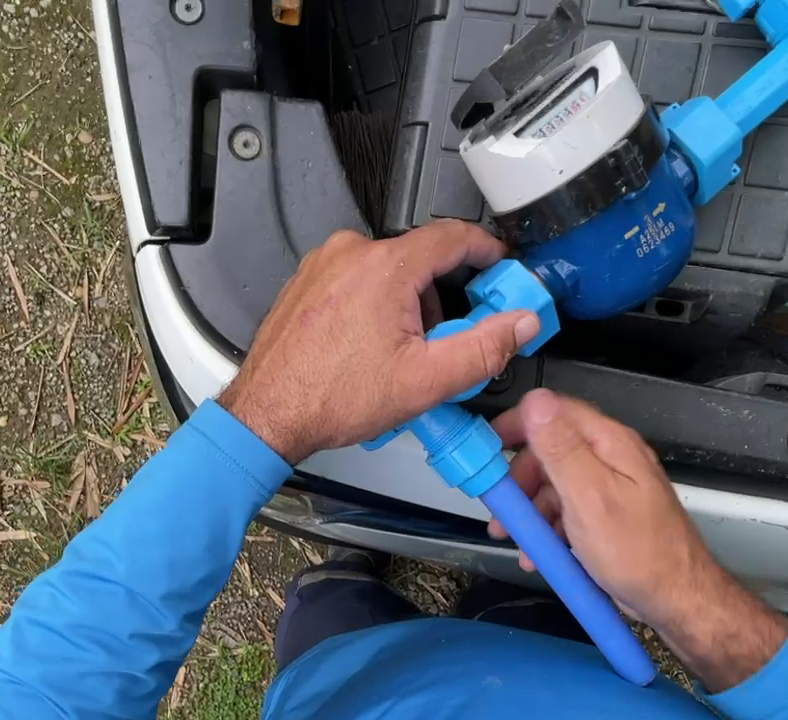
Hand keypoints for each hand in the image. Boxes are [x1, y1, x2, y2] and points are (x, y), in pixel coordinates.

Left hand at [216, 223, 541, 462]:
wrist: (268, 415)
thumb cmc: (329, 398)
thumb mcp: (425, 381)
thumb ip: (484, 347)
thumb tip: (520, 324)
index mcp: (384, 267)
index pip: (453, 236)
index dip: (486, 248)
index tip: (498, 263)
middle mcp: (349, 255)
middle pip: (418, 262)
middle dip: (437, 302)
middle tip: (440, 345)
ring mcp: (322, 267)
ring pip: (386, 275)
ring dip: (403, 309)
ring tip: (392, 358)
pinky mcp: (306, 284)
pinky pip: (355, 284)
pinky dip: (372, 310)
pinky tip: (364, 351)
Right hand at [490, 389, 787, 691]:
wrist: (674, 600)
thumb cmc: (638, 552)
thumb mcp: (589, 496)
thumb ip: (561, 448)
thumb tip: (537, 401)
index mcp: (609, 444)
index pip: (555, 412)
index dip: (516, 424)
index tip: (485, 446)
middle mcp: (609, 459)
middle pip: (548, 453)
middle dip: (518, 480)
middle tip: (500, 508)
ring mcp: (606, 489)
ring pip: (552, 487)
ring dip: (528, 512)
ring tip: (517, 540)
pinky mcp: (602, 517)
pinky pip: (564, 513)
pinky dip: (545, 530)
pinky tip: (539, 553)